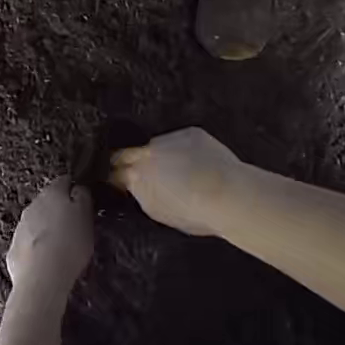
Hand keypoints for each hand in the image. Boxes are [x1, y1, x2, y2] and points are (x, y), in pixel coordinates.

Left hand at [6, 177, 92, 298]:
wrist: (41, 278)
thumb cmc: (70, 244)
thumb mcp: (86, 217)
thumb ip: (82, 197)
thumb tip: (78, 188)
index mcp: (52, 193)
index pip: (64, 181)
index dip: (74, 188)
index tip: (82, 199)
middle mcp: (32, 205)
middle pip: (48, 202)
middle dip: (58, 210)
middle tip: (73, 226)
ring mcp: (20, 228)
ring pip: (36, 222)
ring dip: (46, 228)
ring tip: (60, 246)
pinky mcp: (14, 249)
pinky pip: (28, 243)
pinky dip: (36, 247)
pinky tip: (45, 261)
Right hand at [109, 128, 249, 236]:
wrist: (229, 196)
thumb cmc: (196, 212)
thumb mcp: (158, 211)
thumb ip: (141, 194)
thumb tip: (135, 186)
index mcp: (137, 176)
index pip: (115, 171)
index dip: (118, 176)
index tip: (121, 179)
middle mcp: (148, 152)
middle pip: (130, 152)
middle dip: (131, 160)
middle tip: (143, 172)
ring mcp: (170, 139)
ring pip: (156, 144)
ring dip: (160, 153)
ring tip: (177, 169)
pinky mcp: (190, 132)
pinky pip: (179, 139)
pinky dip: (182, 148)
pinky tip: (194, 161)